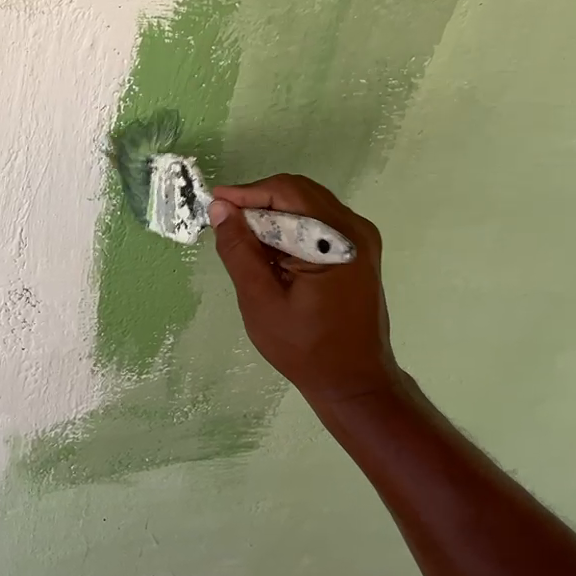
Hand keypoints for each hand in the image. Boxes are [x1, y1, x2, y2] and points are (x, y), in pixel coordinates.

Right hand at [208, 175, 399, 405]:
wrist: (355, 383)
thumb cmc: (306, 348)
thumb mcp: (261, 300)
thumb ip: (239, 251)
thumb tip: (221, 209)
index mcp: (335, 240)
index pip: (286, 192)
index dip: (247, 193)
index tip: (215, 202)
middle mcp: (354, 229)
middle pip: (298, 192)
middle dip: (259, 201)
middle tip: (226, 220)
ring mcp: (361, 239)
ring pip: (308, 204)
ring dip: (273, 213)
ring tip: (244, 236)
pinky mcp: (358, 251)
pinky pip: (318, 221)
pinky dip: (290, 226)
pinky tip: (270, 249)